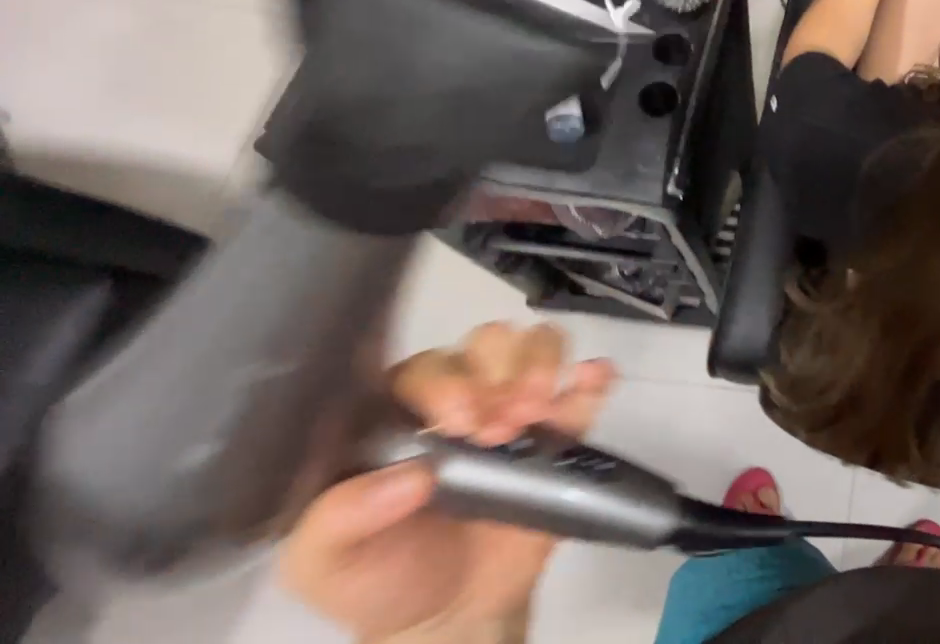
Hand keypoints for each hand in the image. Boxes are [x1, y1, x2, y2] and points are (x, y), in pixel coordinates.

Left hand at [280, 324, 616, 640]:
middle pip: (489, 342)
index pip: (425, 368)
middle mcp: (464, 394)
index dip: (444, 384)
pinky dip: (593, 376)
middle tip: (501, 428)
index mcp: (402, 412)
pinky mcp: (563, 431)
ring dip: (543, 366)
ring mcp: (518, 408)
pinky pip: (585, 388)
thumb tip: (409, 477)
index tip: (459, 425)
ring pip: (538, 346)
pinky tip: (594, 376)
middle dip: (500, 373)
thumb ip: (339, 521)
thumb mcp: (328, 562)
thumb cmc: (382, 577)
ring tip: (538, 413)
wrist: (453, 613)